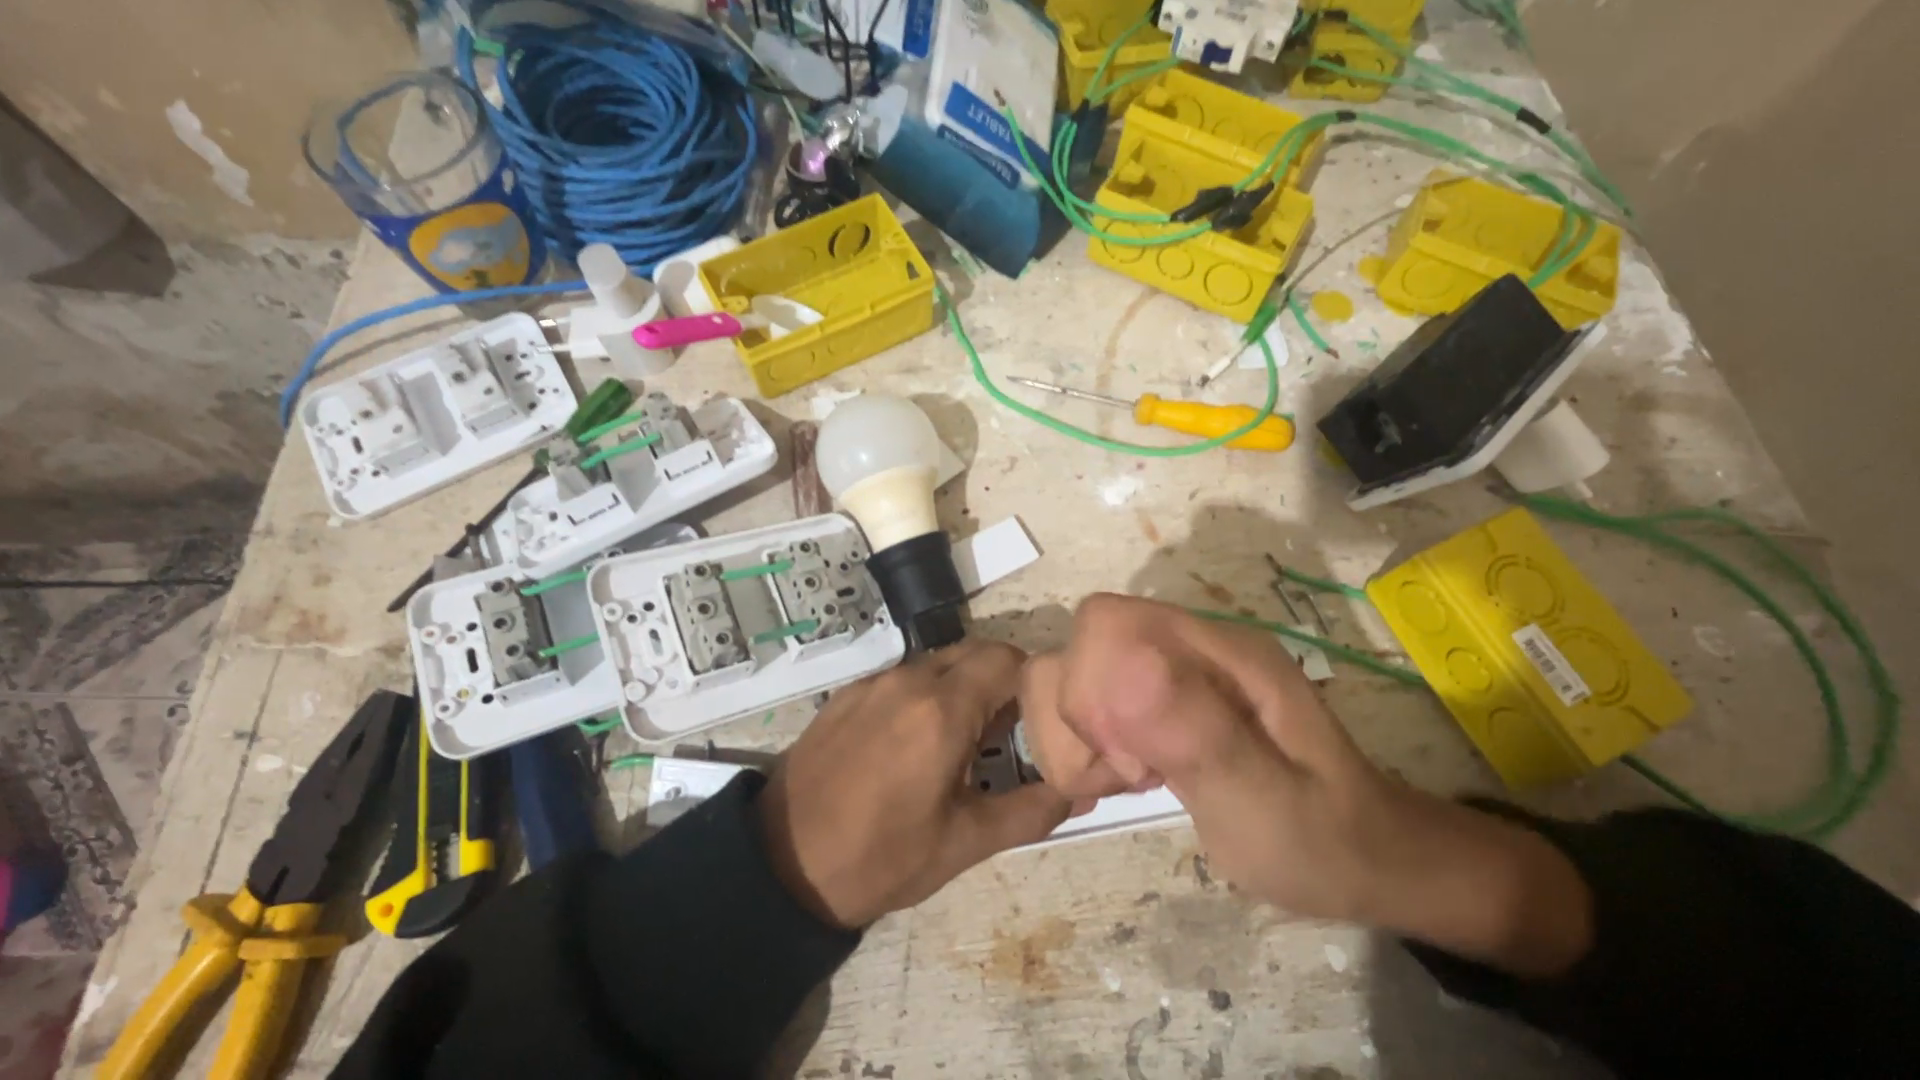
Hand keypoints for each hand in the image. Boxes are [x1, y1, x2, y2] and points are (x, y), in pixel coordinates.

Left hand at [759, 640, 1075, 929]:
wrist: (781, 865)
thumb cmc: (880, 859)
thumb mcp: (964, 843)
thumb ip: (1032, 810)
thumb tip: (1082, 788)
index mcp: (942, 710)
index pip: (1008, 660)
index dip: (1035, 683)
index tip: (1044, 720)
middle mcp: (907, 680)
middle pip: (974, 653)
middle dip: (1003, 682)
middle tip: (1013, 732)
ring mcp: (871, 684)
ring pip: (937, 663)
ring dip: (963, 688)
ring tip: (967, 743)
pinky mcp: (845, 696)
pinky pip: (902, 678)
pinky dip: (925, 695)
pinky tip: (918, 745)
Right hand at [1021, 594, 1593, 976]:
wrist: (1367, 859)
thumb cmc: (1322, 841)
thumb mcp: (1265, 801)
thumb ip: (1197, 734)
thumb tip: (1124, 664)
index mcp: (1221, 654)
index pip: (1105, 624)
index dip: (1094, 689)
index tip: (1135, 761)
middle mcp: (1190, 649)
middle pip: (1080, 649)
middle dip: (1082, 721)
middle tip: (1136, 777)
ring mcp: (1172, 675)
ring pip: (1072, 676)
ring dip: (1079, 739)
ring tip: (1134, 782)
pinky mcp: (1160, 704)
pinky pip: (1090, 708)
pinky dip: (1089, 748)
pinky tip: (1132, 780)